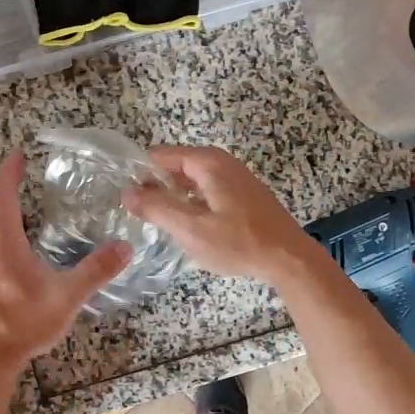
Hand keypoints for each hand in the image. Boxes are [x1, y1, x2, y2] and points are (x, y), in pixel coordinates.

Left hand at [0, 153, 130, 371]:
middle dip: (5, 186)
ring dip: (2, 210)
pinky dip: (2, 231)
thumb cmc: (22, 325)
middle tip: (22, 172)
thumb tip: (125, 246)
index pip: (1, 196)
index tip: (20, 154)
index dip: (9, 172)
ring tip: (24, 204)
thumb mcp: (66, 298)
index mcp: (3, 244)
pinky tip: (20, 247)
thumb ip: (95, 271)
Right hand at [120, 146, 323, 285]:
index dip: (140, 173)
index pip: (161, 155)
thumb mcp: (191, 228)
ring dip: (176, 197)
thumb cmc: (239, 243)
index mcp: (208, 163)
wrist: (288, 258)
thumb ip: (157, 208)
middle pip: (177, 166)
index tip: (126, 196)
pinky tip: (191, 227)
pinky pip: (209, 192)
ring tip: (160, 222)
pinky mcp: (245, 196)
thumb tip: (127, 192)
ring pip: (194, 181)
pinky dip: (195, 204)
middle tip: (139, 213)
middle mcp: (223, 162)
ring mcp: (237, 178)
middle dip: (157, 186)